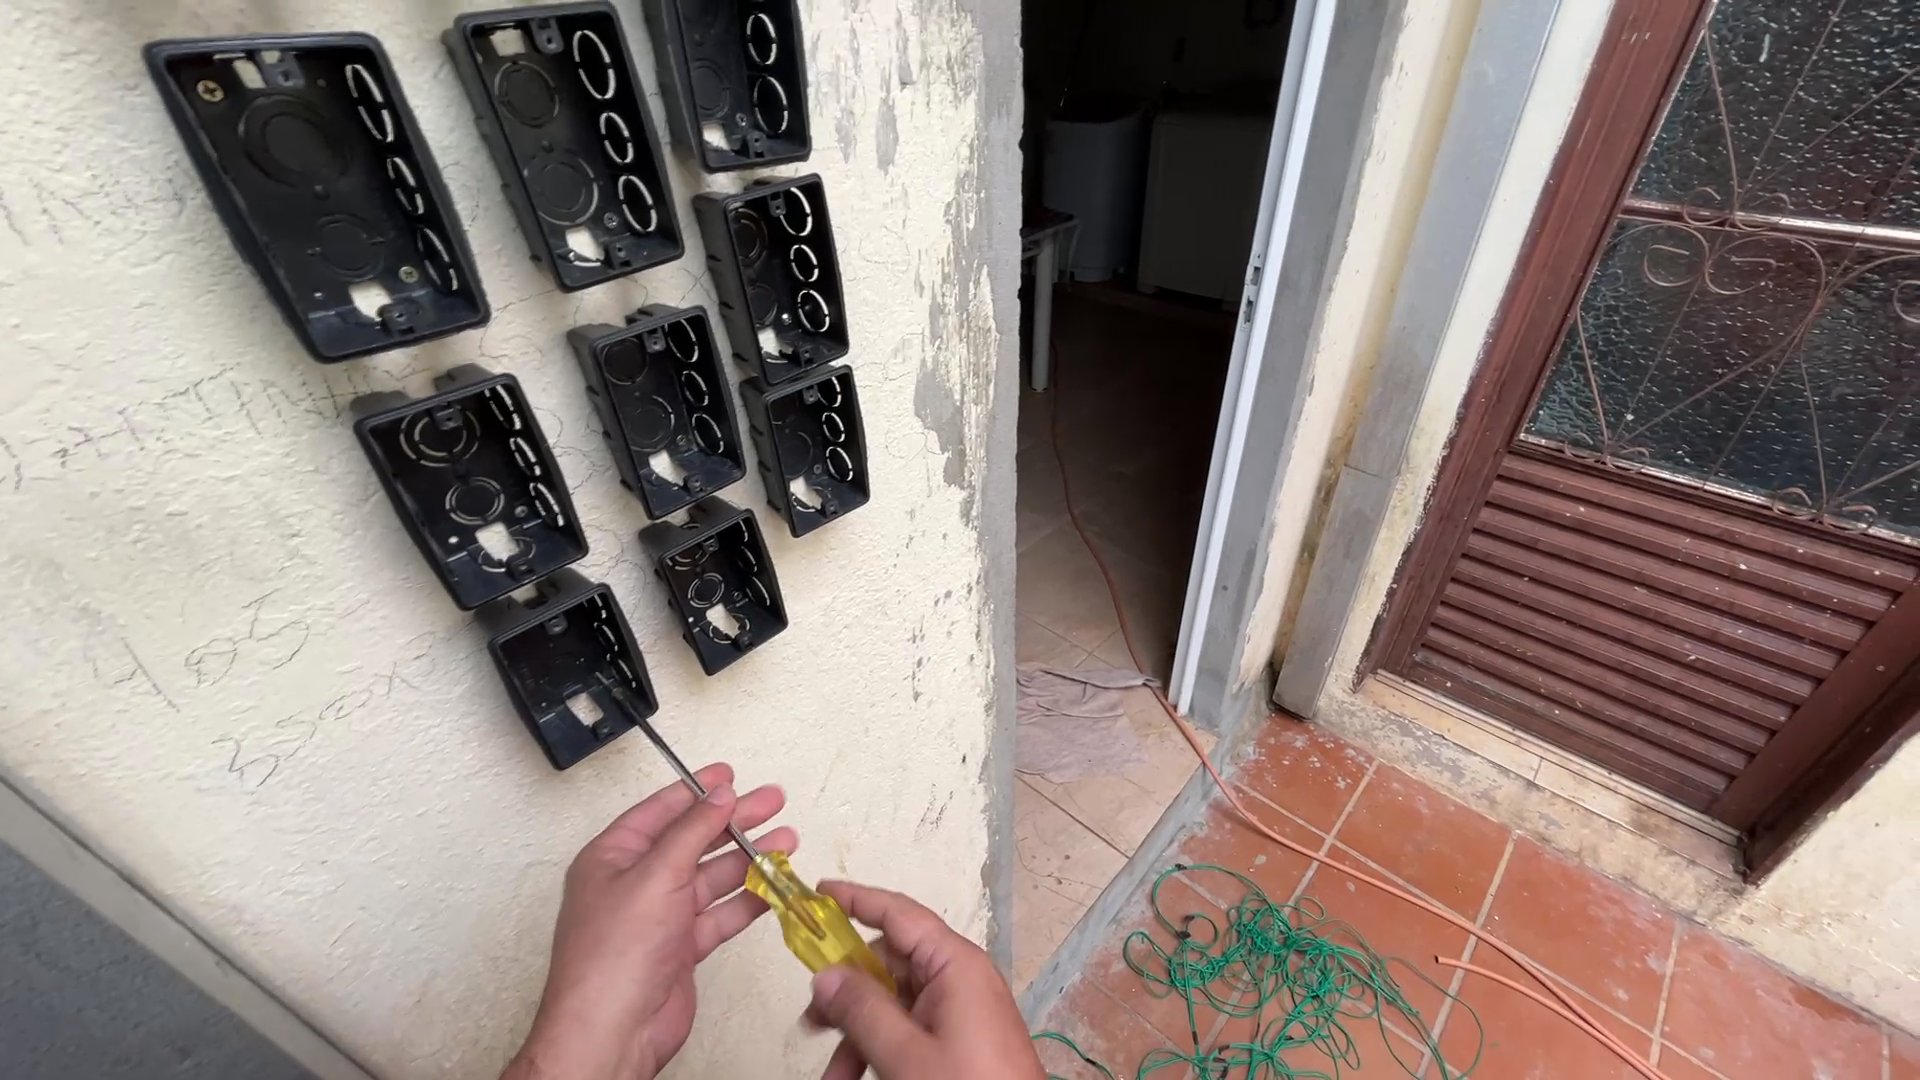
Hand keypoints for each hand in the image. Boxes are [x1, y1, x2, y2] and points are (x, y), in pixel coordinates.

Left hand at [503, 764, 796, 1079]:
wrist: (612, 1035)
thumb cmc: (613, 956)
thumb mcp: (656, 875)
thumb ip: (693, 830)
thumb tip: (720, 793)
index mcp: (614, 856)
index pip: (662, 810)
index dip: (698, 789)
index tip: (731, 774)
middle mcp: (636, 882)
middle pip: (694, 839)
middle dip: (736, 820)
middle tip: (772, 801)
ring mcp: (660, 915)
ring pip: (713, 875)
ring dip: (750, 857)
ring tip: (787, 839)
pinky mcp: (681, 945)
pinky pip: (721, 912)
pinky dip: (748, 898)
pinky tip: (774, 885)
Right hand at [804, 882, 1044, 1079]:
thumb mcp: (906, 1054)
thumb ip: (862, 1010)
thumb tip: (825, 974)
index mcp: (954, 962)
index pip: (898, 913)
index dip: (857, 899)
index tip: (819, 892)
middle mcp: (958, 975)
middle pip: (890, 964)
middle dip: (848, 994)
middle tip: (810, 1021)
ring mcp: (960, 1008)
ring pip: (895, 1003)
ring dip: (859, 1035)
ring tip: (833, 1075)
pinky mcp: (960, 1038)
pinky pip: (911, 1029)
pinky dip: (881, 1048)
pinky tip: (857, 1076)